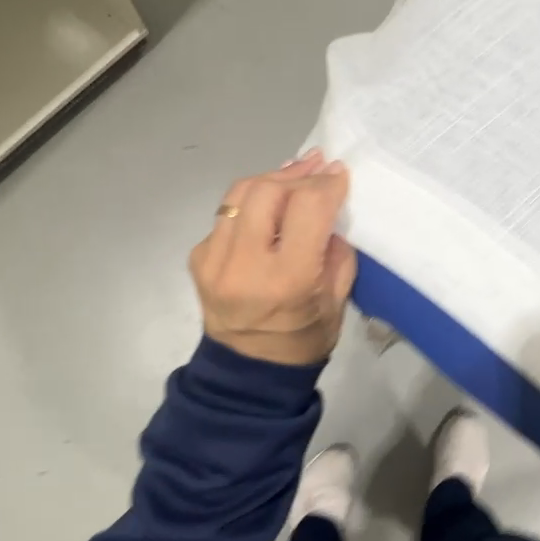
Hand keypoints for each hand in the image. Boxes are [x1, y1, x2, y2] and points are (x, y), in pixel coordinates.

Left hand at [188, 150, 357, 365]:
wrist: (249, 373)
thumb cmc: (305, 338)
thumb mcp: (338, 296)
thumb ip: (335, 248)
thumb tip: (330, 205)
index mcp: (288, 279)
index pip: (307, 207)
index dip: (327, 183)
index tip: (340, 173)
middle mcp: (245, 265)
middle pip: (268, 191)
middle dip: (298, 174)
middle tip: (319, 166)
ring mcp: (214, 261)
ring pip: (240, 195)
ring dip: (272, 179)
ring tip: (295, 172)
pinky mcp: (199, 259)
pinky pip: (226, 215)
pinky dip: (252, 203)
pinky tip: (270, 205)